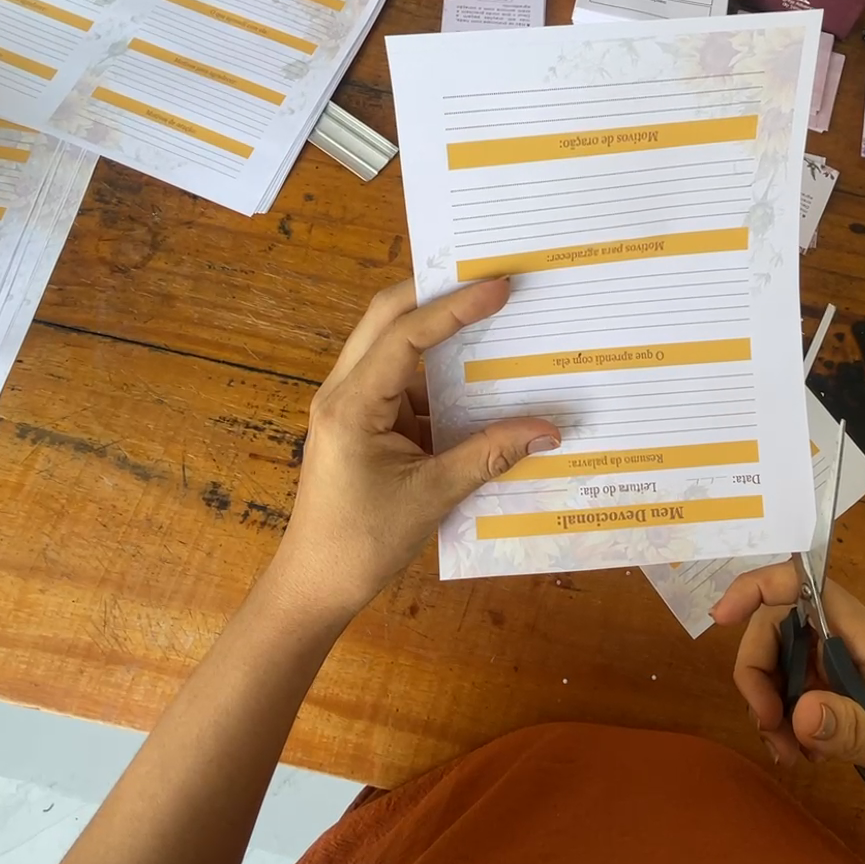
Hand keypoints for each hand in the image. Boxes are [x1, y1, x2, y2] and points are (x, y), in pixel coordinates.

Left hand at [269, 279, 559, 618]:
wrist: (315, 584)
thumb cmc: (363, 542)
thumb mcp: (433, 495)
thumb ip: (490, 454)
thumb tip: (549, 429)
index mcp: (351, 404)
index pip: (406, 336)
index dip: (455, 307)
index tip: (500, 287)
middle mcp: (344, 391)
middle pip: (386, 319)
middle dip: (435, 293)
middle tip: (486, 278)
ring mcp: (351, 404)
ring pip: (392, 345)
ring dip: (435, 329)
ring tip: (485, 315)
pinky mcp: (363, 421)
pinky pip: (402, 380)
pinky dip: (437, 373)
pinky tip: (475, 378)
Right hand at [712, 560, 864, 824]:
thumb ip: (852, 730)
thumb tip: (795, 715)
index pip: (800, 585)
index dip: (755, 589)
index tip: (721, 619)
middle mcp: (855, 634)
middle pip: (781, 626)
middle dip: (760, 672)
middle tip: (770, 730)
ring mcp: (854, 657)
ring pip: (789, 657)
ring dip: (776, 700)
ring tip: (792, 753)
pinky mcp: (857, 681)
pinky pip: (808, 681)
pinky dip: (796, 711)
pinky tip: (806, 748)